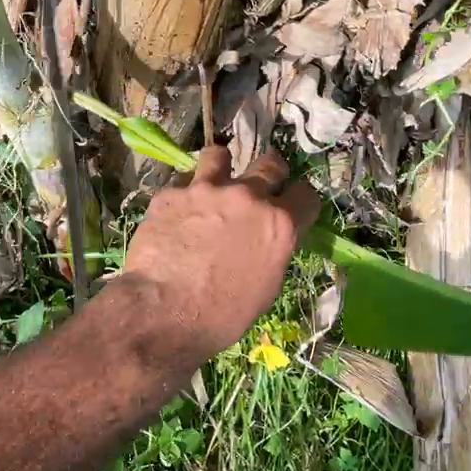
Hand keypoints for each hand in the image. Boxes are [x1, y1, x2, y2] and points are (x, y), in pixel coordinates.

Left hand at [115, 146, 321, 369]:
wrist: (165, 309)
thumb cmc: (223, 314)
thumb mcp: (265, 285)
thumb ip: (270, 248)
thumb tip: (263, 237)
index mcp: (278, 224)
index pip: (305, 195)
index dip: (300, 201)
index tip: (293, 206)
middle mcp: (247, 197)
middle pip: (270, 164)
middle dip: (270, 172)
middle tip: (260, 185)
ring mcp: (206, 188)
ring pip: (219, 155)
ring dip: (220, 167)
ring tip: (213, 184)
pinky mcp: (172, 191)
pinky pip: (182, 182)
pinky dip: (185, 195)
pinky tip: (177, 214)